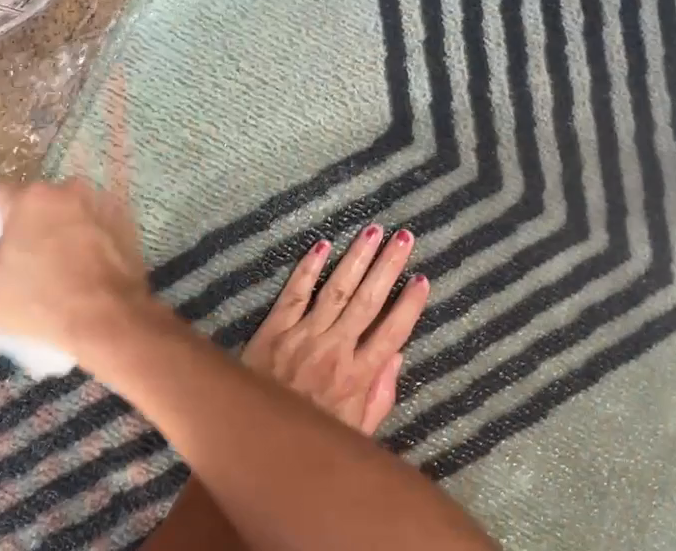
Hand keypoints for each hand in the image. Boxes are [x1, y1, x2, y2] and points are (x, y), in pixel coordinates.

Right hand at [0, 176, 151, 352]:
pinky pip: (94, 224)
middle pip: (33, 205)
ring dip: (57, 233)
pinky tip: (82, 271)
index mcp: (30, 196)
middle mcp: (68, 188)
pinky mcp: (125, 221)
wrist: (110, 321)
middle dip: (25, 231)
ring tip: (55, 276)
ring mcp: (101, 202)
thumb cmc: (39, 303)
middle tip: (23, 273)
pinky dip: (86, 239)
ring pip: (65, 214)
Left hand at [241, 225, 429, 433]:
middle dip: (388, 267)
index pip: (392, 333)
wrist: (253, 444)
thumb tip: (398, 356)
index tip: (422, 279)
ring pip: (336, 289)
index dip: (409, 305)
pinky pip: (295, 293)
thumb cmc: (309, 440)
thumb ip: (379, 396)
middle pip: (368, 301)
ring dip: (357, 257)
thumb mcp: (356, 433)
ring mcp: (303, 336)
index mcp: (357, 378)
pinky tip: (322, 245)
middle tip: (403, 238)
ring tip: (373, 231)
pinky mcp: (274, 329)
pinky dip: (308, 268)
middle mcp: (334, 350)